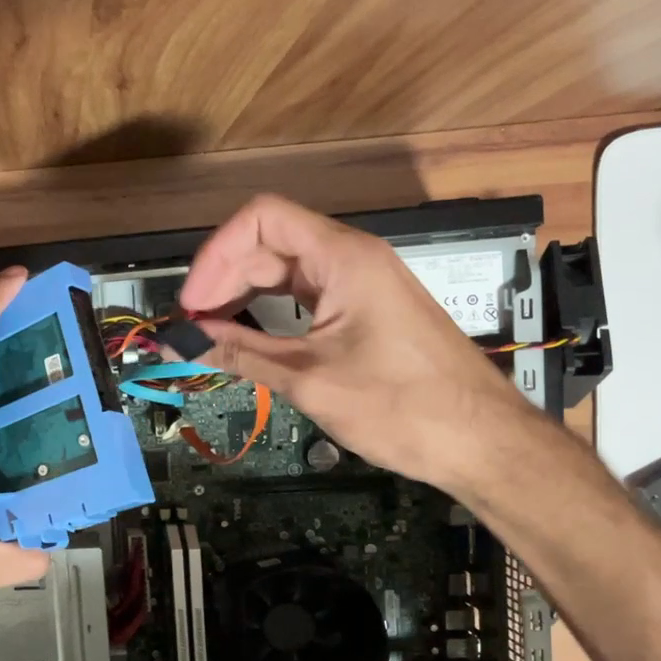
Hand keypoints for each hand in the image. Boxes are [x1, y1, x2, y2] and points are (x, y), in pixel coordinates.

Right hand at [179, 195, 537, 492]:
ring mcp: (358, 282)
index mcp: (342, 258)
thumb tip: (179, 344)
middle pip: (266, 243)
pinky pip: (299, 295)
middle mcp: (349, 258)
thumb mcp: (308, 379)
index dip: (216, 254)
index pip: (261, 219)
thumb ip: (239, 353)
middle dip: (220, 280)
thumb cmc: (401, 406)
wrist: (482, 441)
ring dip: (238, 296)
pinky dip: (264, 311)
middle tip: (191, 328)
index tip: (192, 305)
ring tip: (207, 334)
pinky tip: (243, 338)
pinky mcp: (361, 309)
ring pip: (280, 270)